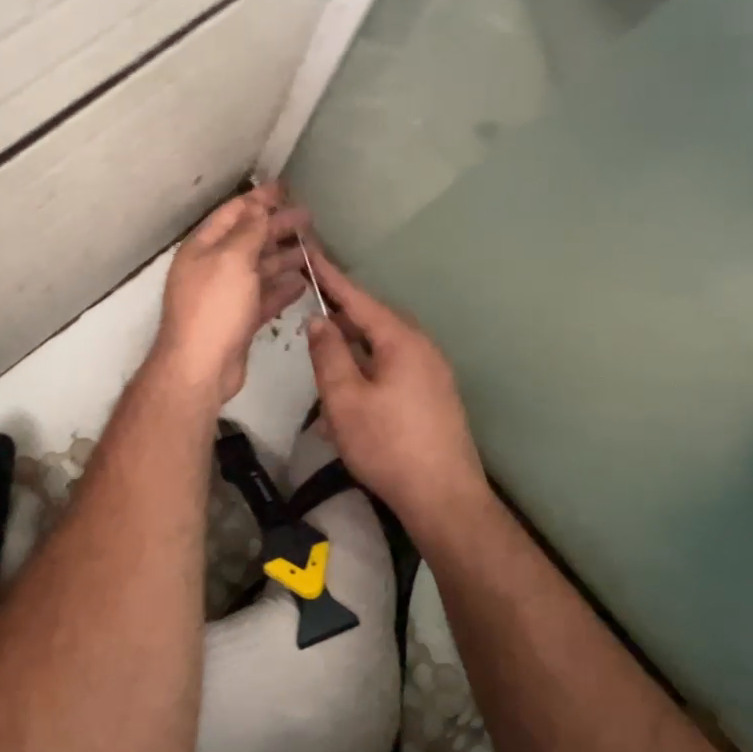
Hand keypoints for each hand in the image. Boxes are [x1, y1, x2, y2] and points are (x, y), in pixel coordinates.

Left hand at [150, 186, 311, 403]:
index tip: (285, 189)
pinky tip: (303, 282)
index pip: (233, 214)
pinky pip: (263, 297)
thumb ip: (248, 232)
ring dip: (284, 257)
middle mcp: (212, 268)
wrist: (200, 367)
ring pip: (258, 269)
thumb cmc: (214, 307)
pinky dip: (282, 288)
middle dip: (276, 227)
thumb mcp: (232, 260)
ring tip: (314, 248)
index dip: (258, 199)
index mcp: (203, 248)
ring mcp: (225, 296)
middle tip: (309, 218)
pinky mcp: (238, 321)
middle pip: (248, 240)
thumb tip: (258, 207)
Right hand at [305, 247, 487, 526]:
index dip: (331, 277)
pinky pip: (391, 373)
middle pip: (373, 322)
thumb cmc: (388, 445)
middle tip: (308, 315)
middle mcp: (422, 348)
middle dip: (340, 320)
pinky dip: (365, 377)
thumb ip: (328, 354)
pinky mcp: (432, 398)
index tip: (309, 253)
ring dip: (350, 356)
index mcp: (401, 340)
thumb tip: (319, 320)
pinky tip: (344, 406)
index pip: (359, 298)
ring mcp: (431, 374)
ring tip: (322, 368)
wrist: (444, 499)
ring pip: (381, 351)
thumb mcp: (344, 399)